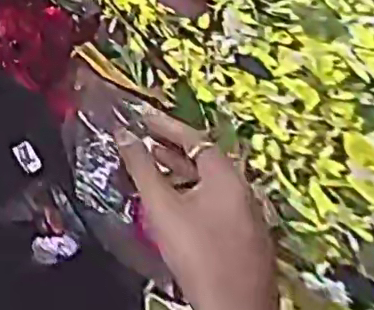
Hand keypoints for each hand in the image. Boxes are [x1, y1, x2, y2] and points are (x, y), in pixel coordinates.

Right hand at [115, 109, 275, 309]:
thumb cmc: (198, 255)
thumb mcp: (161, 206)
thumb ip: (141, 166)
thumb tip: (124, 134)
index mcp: (227, 177)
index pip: (194, 138)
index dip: (165, 125)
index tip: (142, 117)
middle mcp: (243, 191)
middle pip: (204, 158)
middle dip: (171, 147)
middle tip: (144, 138)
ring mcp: (249, 217)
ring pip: (211, 182)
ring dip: (181, 170)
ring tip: (153, 165)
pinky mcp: (248, 240)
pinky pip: (217, 201)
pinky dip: (194, 191)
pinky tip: (174, 202)